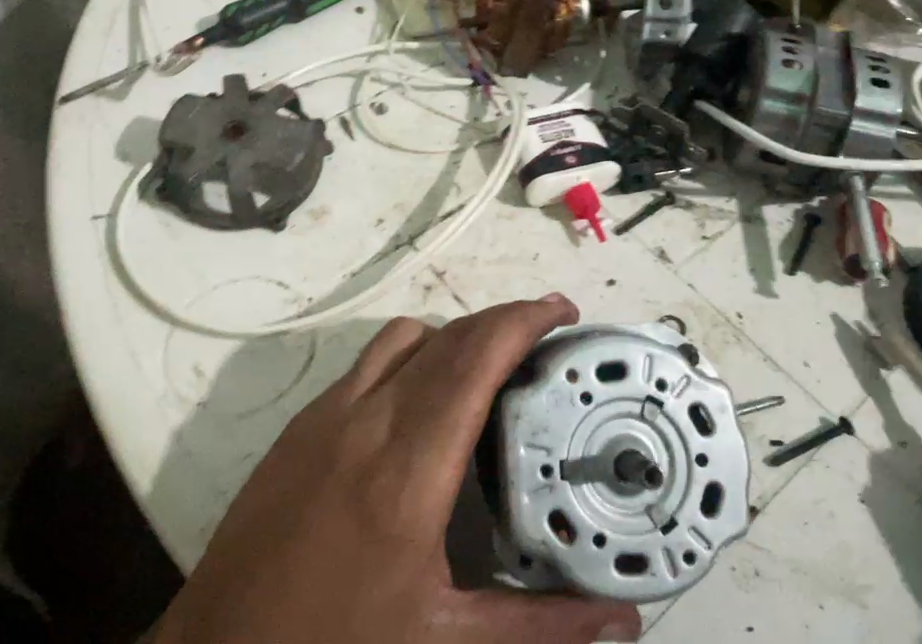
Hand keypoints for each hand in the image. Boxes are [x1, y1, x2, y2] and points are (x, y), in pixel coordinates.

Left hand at [149, 294, 641, 643]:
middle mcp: (366, 421)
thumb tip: (621, 620)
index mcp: (408, 469)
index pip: (474, 362)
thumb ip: (539, 625)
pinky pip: (367, 363)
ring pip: (402, 339)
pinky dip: (410, 356)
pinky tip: (422, 401)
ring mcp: (326, 416)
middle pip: (446, 339)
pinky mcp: (300, 424)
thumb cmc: (334, 639)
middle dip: (502, 321)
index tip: (562, 311)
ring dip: (453, 335)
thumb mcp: (441, 638)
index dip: (522, 322)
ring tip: (490, 365)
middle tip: (546, 336)